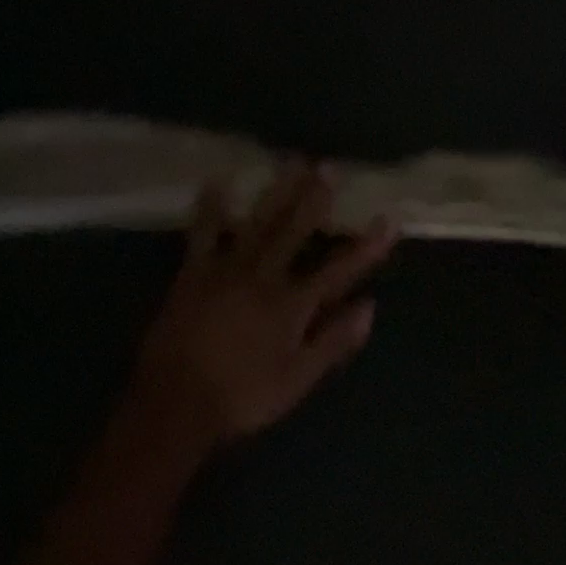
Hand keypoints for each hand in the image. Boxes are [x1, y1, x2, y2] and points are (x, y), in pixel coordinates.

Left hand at [128, 162, 398, 452]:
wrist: (177, 401)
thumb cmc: (244, 397)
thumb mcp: (298, 379)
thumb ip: (333, 341)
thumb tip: (369, 307)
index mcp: (292, 307)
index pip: (338, 271)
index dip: (365, 247)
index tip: (388, 221)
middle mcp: (262, 278)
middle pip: (294, 232)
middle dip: (315, 200)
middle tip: (329, 168)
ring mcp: (225, 271)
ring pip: (256, 223)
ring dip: (276, 192)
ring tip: (291, 163)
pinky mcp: (192, 275)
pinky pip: (203, 233)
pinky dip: (211, 207)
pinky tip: (217, 182)